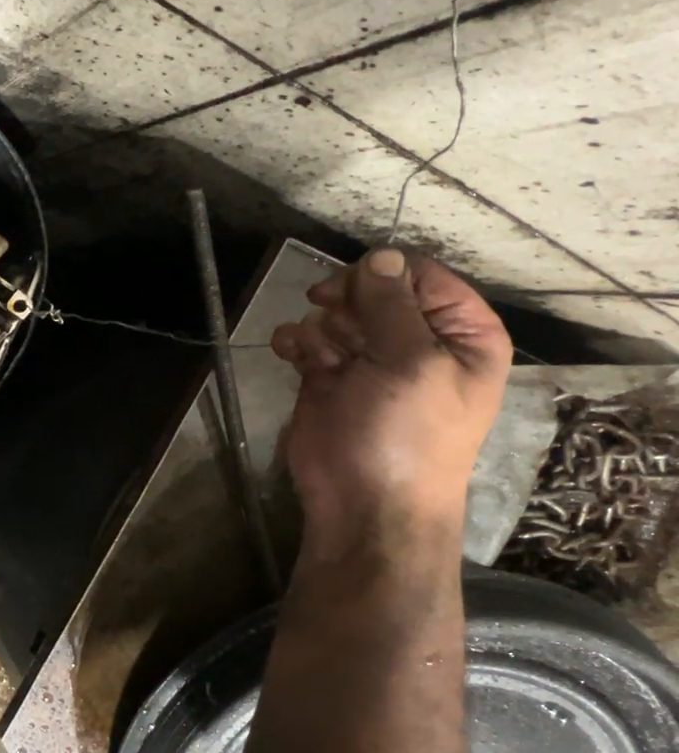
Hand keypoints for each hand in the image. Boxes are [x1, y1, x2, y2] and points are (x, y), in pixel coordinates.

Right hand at [271, 249, 510, 536]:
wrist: (365, 498)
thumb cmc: (404, 432)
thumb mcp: (410, 362)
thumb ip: (392, 305)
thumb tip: (380, 255)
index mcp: (460, 334)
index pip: (421, 277)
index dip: (382, 275)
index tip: (350, 290)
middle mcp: (416, 341)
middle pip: (371, 290)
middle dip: (346, 303)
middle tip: (331, 317)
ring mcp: (369, 359)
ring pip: (335, 314)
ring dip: (320, 328)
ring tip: (321, 356)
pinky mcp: (327, 377)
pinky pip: (306, 340)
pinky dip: (295, 342)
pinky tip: (292, 356)